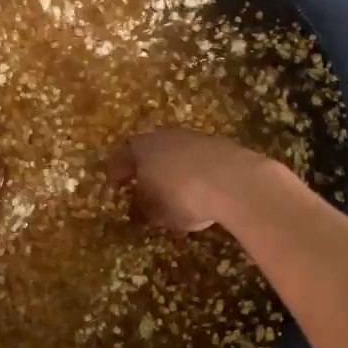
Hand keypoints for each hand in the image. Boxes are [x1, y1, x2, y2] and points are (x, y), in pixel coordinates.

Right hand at [109, 129, 280, 231]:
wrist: (234, 181)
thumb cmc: (181, 196)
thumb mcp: (156, 211)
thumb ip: (143, 209)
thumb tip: (139, 209)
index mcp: (141, 148)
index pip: (121, 157)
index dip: (116, 173)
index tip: (114, 185)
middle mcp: (165, 136)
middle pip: (150, 151)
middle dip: (146, 169)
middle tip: (142, 186)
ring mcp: (195, 138)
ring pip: (177, 154)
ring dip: (173, 171)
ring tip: (174, 192)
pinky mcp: (221, 146)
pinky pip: (200, 161)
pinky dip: (196, 174)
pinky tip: (202, 192)